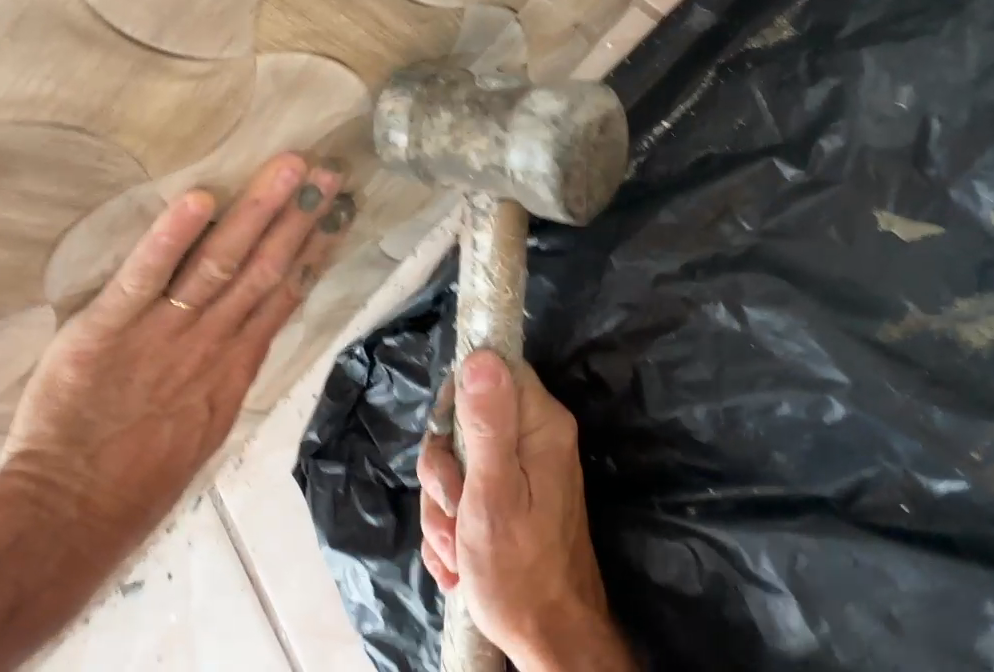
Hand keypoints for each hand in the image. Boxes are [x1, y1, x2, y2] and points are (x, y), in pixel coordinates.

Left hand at [2, 153, 350, 543]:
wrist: (71, 516)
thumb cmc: (139, 477)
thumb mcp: (209, 422)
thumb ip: (229, 369)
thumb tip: (249, 328)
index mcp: (236, 365)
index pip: (284, 294)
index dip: (313, 251)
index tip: (337, 214)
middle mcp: (212, 342)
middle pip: (264, 268)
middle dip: (299, 217)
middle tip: (327, 172)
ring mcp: (164, 334)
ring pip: (220, 262)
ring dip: (258, 212)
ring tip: (288, 169)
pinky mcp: (107, 331)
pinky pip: (144, 277)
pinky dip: (172, 238)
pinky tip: (200, 199)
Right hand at [418, 351, 634, 671]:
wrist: (549, 637)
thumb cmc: (519, 569)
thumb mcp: (493, 493)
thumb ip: (486, 424)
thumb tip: (480, 356)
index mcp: (541, 424)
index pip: (492, 371)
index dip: (459, 403)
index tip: (449, 447)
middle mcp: (536, 438)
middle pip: (466, 421)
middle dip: (444, 473)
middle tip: (454, 511)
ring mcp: (523, 470)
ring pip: (457, 463)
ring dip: (444, 509)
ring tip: (458, 548)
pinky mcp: (509, 498)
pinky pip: (464, 494)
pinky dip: (452, 528)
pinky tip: (459, 562)